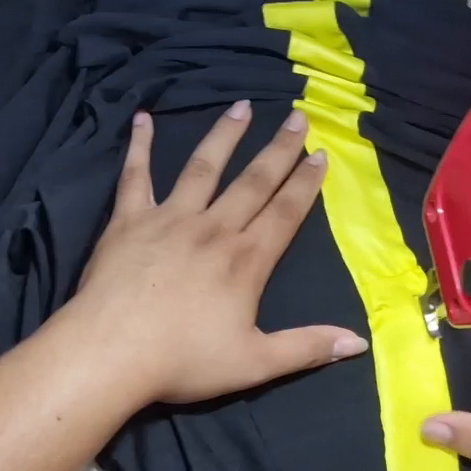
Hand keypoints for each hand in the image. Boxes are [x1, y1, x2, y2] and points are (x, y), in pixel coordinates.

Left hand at [61, 101, 368, 405]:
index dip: (306, 183)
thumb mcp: (255, 363)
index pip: (285, 213)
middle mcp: (213, 229)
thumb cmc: (183, 361)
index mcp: (246, 261)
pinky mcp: (128, 222)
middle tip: (297, 116)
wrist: (112, 352)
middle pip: (252, 182)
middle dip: (278, 149)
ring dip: (225, 136)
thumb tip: (359, 342)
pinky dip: (140, 147)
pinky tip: (143, 119)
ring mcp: (168, 220)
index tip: (321, 154)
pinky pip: (136, 176)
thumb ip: (306, 348)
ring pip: (202, 168)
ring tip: (241, 107)